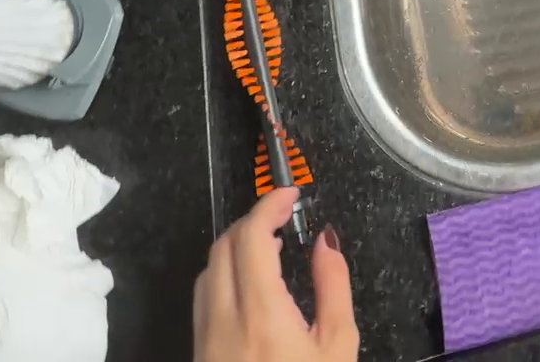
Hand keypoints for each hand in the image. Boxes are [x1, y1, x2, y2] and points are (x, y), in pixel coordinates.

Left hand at [193, 188, 357, 361]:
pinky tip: (252, 278)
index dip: (269, 204)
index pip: (251, 238)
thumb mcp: (339, 346)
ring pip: (208, 269)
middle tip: (286, 214)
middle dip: (254, 218)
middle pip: (224, 245)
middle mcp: (223, 321)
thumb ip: (334, 285)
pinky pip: (205, 295)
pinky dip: (226, 269)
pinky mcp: (200, 353)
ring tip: (272, 241)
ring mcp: (205, 339)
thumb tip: (325, 239)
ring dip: (237, 243)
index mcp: (261, 314)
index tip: (293, 193)